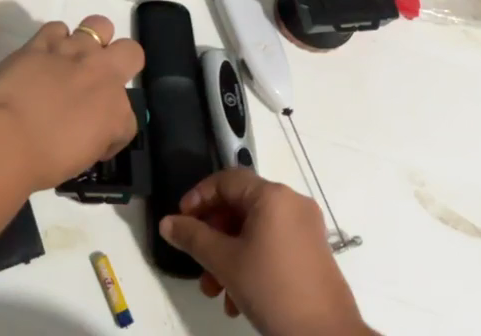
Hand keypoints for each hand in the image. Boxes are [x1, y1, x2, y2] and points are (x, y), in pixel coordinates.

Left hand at [0, 15, 144, 191]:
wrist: (5, 139)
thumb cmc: (44, 161)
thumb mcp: (82, 159)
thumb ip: (94, 137)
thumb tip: (88, 130)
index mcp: (116, 113)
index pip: (128, 121)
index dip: (112, 134)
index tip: (93, 143)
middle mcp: (102, 74)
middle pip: (132, 52)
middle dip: (121, 63)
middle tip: (99, 80)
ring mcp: (73, 52)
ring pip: (99, 25)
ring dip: (92, 40)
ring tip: (75, 58)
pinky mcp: (42, 42)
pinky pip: (57, 28)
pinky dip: (54, 39)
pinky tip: (45, 55)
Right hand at [159, 169, 370, 335]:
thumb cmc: (273, 290)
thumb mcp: (224, 262)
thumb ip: (192, 237)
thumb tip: (167, 223)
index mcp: (273, 197)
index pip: (226, 180)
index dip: (198, 197)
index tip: (181, 222)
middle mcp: (292, 204)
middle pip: (240, 207)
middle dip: (213, 236)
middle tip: (196, 261)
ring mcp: (306, 230)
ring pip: (254, 231)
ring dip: (228, 256)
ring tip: (214, 291)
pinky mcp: (313, 255)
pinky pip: (272, 246)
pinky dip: (250, 264)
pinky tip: (236, 301)